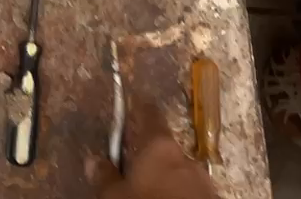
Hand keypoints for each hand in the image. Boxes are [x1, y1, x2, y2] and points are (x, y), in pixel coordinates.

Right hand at [98, 97, 219, 198]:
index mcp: (159, 146)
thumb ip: (104, 176)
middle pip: (164, 150)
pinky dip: (180, 197)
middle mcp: (186, 158)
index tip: (129, 110)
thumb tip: (93, 160)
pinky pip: (193, 194)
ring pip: (180, 175)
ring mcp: (206, 184)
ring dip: (167, 183)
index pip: (149, 113)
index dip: (138, 110)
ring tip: (150, 195)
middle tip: (133, 175)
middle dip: (150, 161)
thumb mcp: (114, 198)